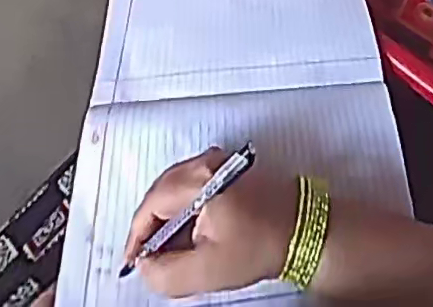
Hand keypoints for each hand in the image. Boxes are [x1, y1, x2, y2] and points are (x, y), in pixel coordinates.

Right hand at [123, 148, 297, 297]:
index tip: (133, 260)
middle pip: (161, 190)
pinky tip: (187, 234)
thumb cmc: (261, 244)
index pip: (152, 202)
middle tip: (148, 257)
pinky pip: (191, 183)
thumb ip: (167, 272)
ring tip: (168, 250)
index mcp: (201, 179)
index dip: (137, 234)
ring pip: (175, 187)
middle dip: (150, 225)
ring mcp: (217, 160)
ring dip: (166, 217)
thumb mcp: (208, 269)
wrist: (300, 227)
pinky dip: (182, 207)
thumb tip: (146, 264)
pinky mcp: (225, 166)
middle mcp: (207, 161)